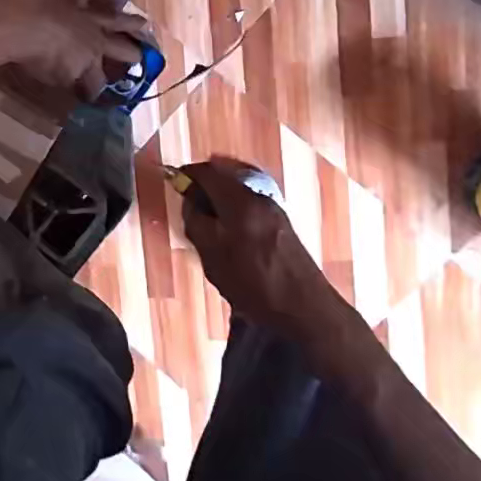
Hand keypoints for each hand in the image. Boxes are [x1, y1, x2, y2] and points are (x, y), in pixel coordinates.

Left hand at [6, 0, 151, 99]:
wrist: (26, 21)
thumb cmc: (33, 56)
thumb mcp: (47, 76)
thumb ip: (63, 80)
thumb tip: (73, 84)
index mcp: (87, 64)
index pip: (96, 82)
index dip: (95, 90)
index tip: (93, 95)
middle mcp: (95, 40)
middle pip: (118, 49)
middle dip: (129, 55)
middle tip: (140, 58)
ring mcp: (89, 15)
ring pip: (115, 18)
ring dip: (129, 20)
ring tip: (143, 22)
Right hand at [179, 158, 347, 334]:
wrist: (305, 309)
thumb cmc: (253, 284)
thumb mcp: (212, 256)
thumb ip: (196, 222)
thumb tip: (188, 200)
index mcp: (240, 202)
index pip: (208, 171)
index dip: (188, 174)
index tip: (174, 182)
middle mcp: (259, 198)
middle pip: (226, 177)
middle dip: (205, 185)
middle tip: (188, 203)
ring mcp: (275, 210)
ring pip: (238, 192)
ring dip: (220, 198)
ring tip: (206, 222)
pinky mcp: (283, 224)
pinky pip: (250, 205)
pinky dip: (234, 209)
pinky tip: (229, 234)